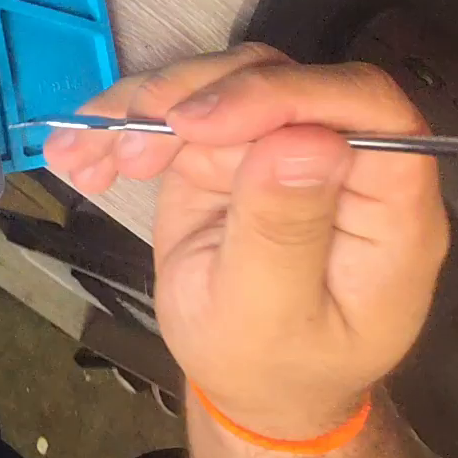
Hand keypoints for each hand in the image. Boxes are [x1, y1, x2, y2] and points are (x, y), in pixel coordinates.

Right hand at [44, 45, 448, 440]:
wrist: (244, 381)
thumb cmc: (270, 361)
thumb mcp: (270, 312)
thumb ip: (286, 229)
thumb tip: (310, 140)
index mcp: (380, 203)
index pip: (360, 106)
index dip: (280, 94)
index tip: (195, 123)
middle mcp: (328, 157)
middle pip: (269, 76)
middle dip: (187, 95)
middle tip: (126, 142)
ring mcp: (268, 148)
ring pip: (208, 83)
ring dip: (134, 108)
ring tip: (82, 157)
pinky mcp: (215, 152)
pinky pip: (163, 114)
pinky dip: (112, 128)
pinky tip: (76, 158)